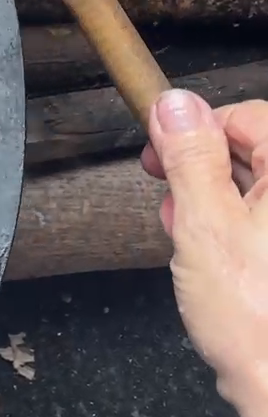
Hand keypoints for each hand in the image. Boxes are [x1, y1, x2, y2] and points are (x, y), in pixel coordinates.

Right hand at [141, 91, 267, 416]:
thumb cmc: (255, 312)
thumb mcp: (203, 225)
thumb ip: (189, 158)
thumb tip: (174, 104)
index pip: (250, 116)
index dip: (195, 131)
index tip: (159, 160)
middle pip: (259, 149)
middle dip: (207, 172)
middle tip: (178, 208)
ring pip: (263, 186)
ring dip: (222, 202)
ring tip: (201, 240)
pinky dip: (242, 228)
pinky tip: (226, 258)